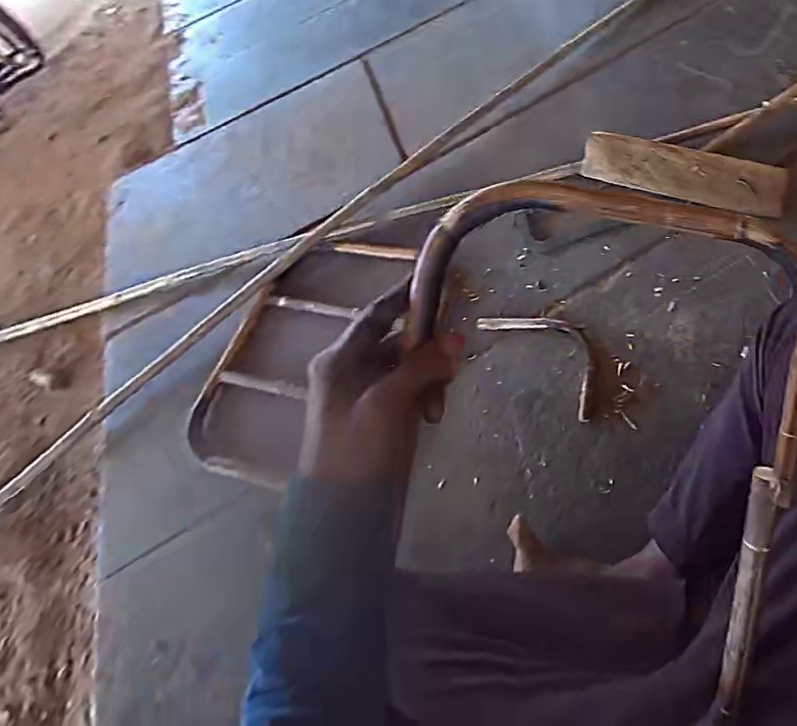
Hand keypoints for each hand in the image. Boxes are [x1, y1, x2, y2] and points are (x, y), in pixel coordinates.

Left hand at [300, 282, 462, 482]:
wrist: (345, 517)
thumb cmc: (357, 451)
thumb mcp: (387, 403)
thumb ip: (421, 366)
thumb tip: (457, 338)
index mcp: (339, 360)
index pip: (375, 316)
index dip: (402, 297)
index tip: (429, 279)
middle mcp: (351, 371)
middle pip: (394, 340)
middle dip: (424, 339)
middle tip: (454, 339)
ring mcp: (367, 395)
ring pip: (406, 365)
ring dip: (429, 366)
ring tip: (449, 376)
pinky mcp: (383, 416)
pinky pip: (410, 388)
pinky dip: (427, 388)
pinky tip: (439, 400)